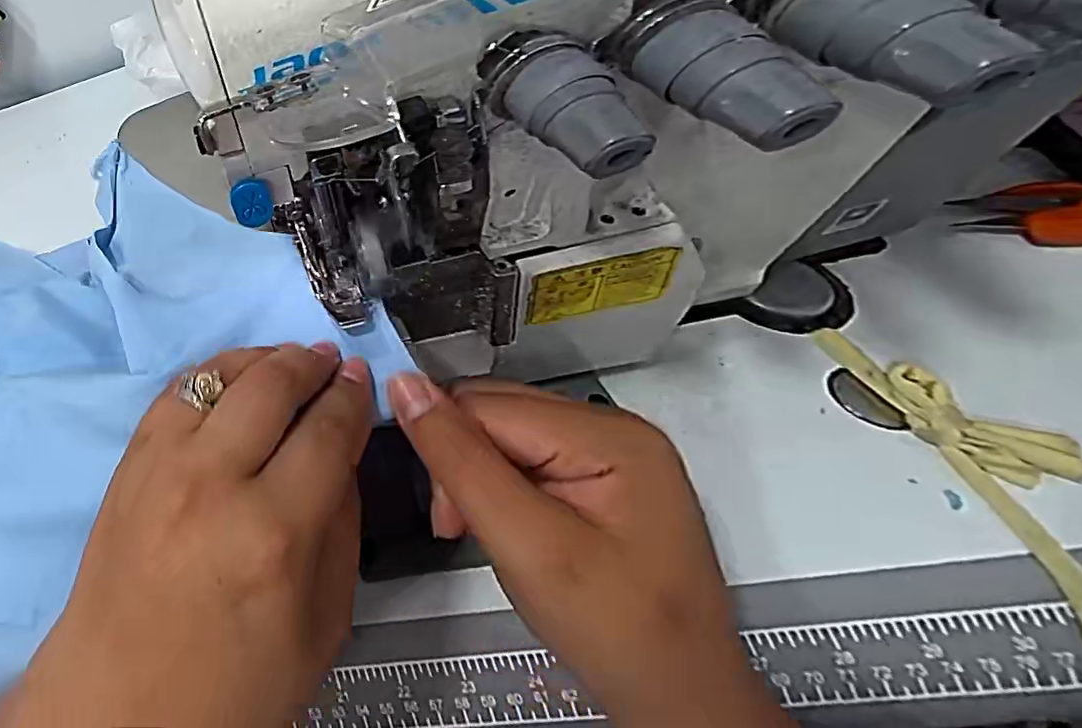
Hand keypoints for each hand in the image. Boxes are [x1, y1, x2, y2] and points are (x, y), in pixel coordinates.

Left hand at [0, 344, 375, 727]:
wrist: (122, 696)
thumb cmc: (233, 682)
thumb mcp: (321, 623)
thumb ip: (341, 525)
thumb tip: (341, 451)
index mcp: (273, 533)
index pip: (325, 434)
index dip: (349, 397)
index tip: (359, 380)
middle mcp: (213, 482)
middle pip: (271, 387)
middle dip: (308, 362)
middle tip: (328, 358)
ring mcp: (162, 463)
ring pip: (217, 375)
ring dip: (260, 357)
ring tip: (286, 358)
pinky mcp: (129, 459)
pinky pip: (175, 392)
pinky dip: (210, 374)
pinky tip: (232, 380)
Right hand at [388, 374, 791, 727]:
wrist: (677, 701)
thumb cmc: (615, 630)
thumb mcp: (525, 543)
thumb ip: (458, 459)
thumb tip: (404, 385)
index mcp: (609, 435)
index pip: (484, 406)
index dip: (448, 450)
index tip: (447, 515)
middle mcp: (609, 427)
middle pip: (489, 411)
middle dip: (458, 463)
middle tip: (459, 523)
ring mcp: (605, 449)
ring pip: (495, 430)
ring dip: (470, 475)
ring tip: (478, 527)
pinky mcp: (593, 471)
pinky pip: (515, 452)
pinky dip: (491, 484)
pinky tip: (500, 521)